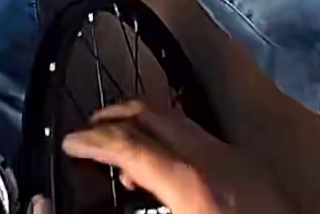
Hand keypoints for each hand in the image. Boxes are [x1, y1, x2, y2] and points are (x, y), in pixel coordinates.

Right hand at [60, 102, 293, 213]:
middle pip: (152, 113)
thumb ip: (150, 207)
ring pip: (176, 120)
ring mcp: (235, 157)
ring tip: (120, 154)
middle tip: (88, 132)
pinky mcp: (252, 167)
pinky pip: (198, 137)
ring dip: (141, 126)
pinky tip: (166, 172)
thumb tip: (125, 184)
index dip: (92, 140)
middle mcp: (212, 156)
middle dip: (114, 117)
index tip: (67, 142)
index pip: (129, 145)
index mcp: (192, 183)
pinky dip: (169, 141)